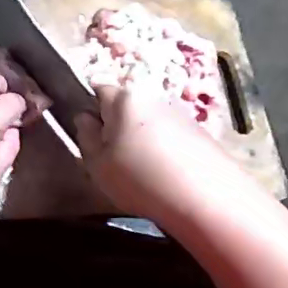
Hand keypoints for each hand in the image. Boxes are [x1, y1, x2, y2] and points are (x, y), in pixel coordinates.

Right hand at [74, 85, 253, 221]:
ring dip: (142, 140)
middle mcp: (153, 97)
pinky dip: (164, 151)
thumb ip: (86, 137)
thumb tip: (84, 117)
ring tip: (142, 173)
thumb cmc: (139, 178)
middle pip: (126, 107)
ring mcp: (180, 113)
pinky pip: (170, 137)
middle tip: (113, 160)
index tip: (90, 136)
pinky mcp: (200, 133)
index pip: (98, 89)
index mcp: (124, 99)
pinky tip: (165, 176)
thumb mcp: (97, 165)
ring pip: (149, 123)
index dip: (90, 110)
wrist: (204, 197)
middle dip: (117, 127)